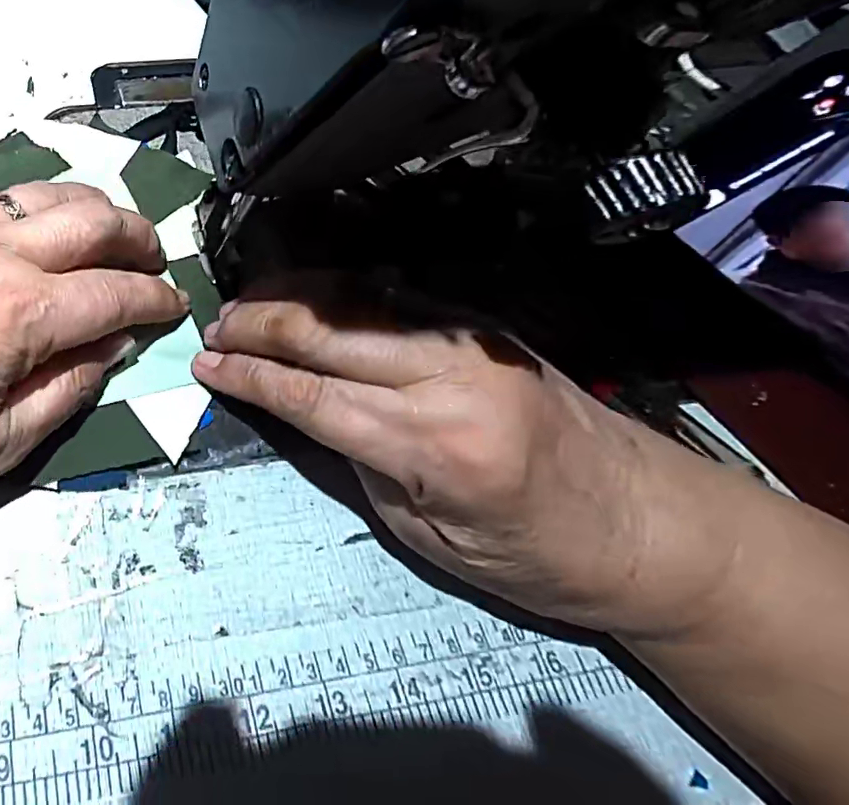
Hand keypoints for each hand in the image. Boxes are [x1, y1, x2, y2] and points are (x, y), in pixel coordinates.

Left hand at [0, 182, 187, 533]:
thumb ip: (69, 387)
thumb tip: (113, 344)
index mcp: (14, 314)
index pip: (113, 293)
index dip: (155, 300)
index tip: (174, 307)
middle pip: (95, 221)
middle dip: (140, 238)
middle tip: (156, 262)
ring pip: (52, 193)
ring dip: (98, 211)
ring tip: (114, 238)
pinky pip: (4, 195)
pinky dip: (46, 205)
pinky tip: (50, 229)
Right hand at [189, 274, 743, 638]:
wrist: (642, 520)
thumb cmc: (535, 556)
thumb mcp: (430, 536)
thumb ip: (363, 464)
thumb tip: (311, 410)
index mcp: (432, 444)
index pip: (312, 395)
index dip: (250, 377)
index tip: (206, 365)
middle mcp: (447, 375)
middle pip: (326, 332)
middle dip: (258, 325)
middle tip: (214, 327)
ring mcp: (469, 339)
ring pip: (357, 299)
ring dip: (292, 295)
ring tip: (246, 303)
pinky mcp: (482, 325)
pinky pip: (395, 296)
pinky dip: (339, 291)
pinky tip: (309, 293)